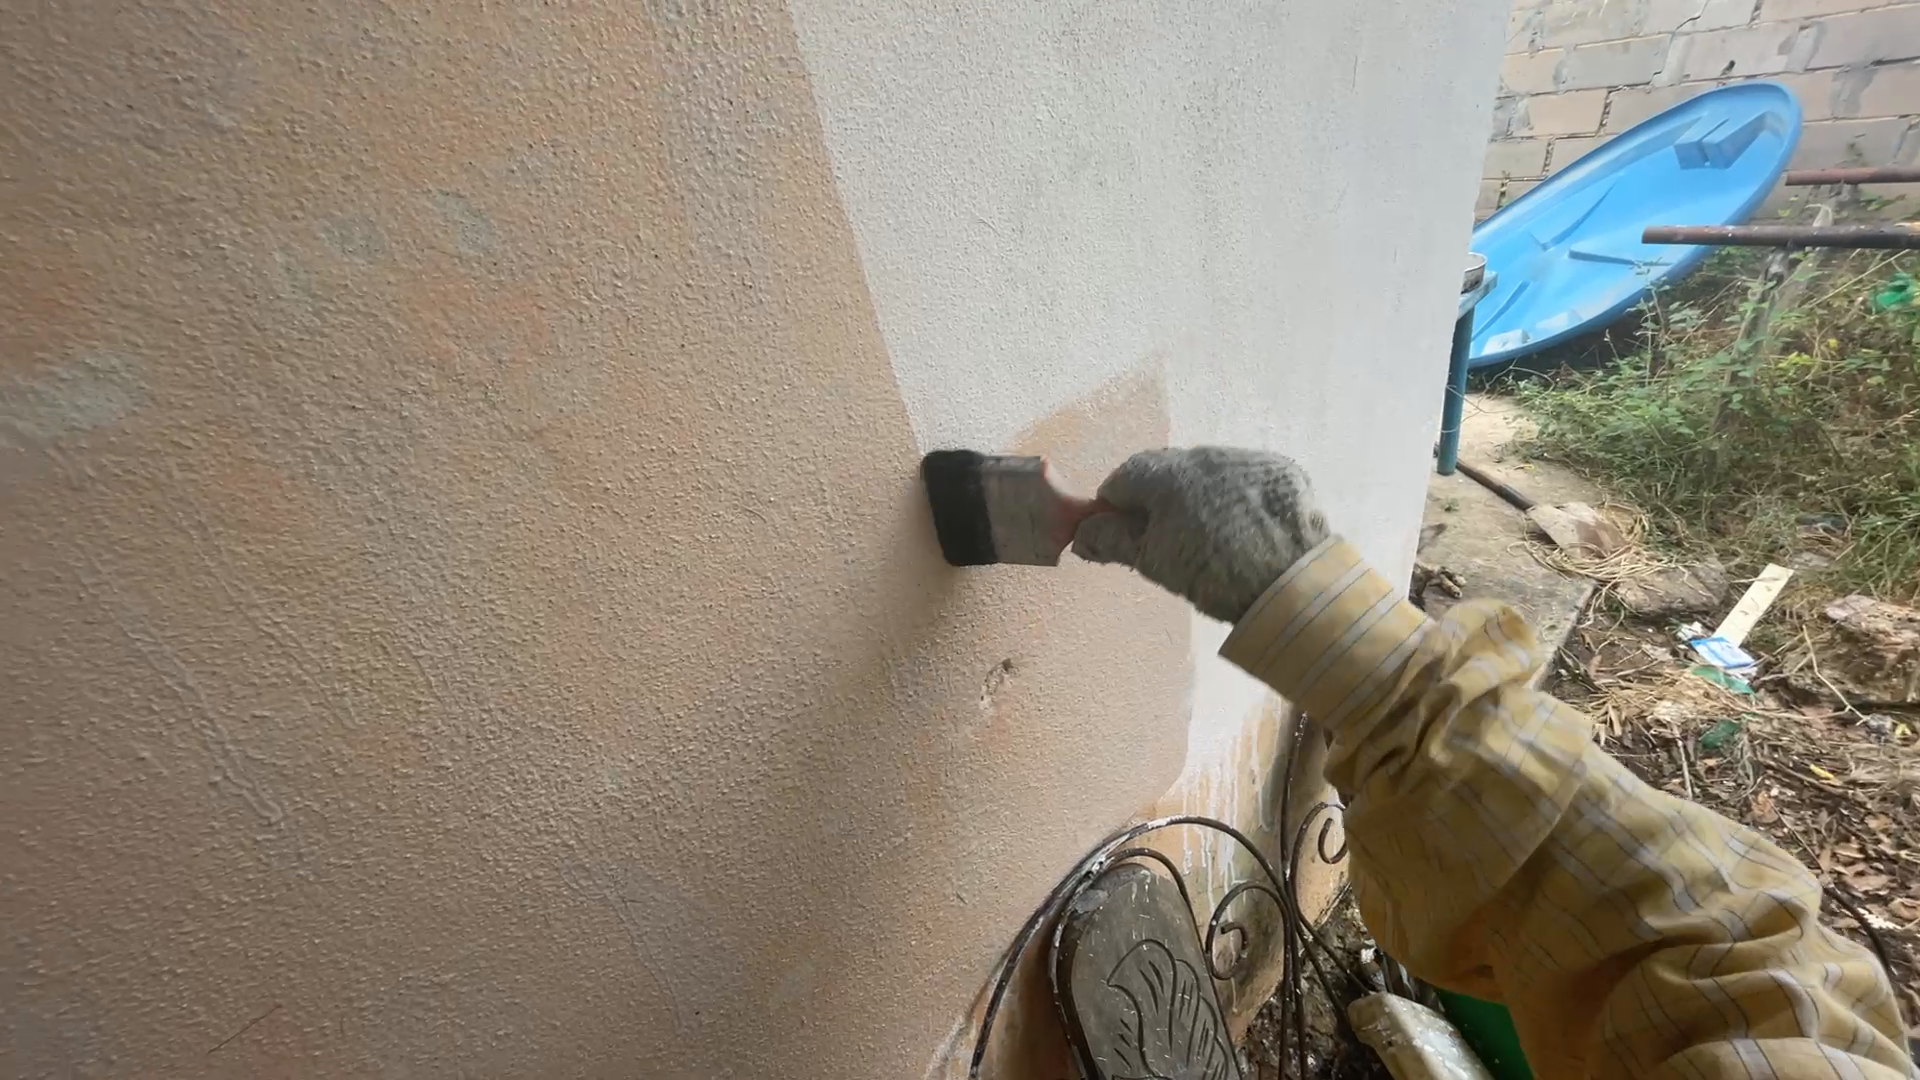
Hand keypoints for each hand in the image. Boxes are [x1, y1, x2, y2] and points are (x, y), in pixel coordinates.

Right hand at [1073, 447, 1329, 622]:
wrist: (1294, 583)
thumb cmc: (1211, 573)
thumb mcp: (1153, 562)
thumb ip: (1111, 540)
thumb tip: (1080, 534)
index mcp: (1165, 474)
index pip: (1121, 480)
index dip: (1114, 509)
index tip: (1123, 535)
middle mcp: (1203, 454)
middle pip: (1162, 472)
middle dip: (1155, 500)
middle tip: (1165, 540)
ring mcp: (1243, 458)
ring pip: (1202, 473)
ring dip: (1194, 496)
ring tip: (1207, 536)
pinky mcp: (1278, 469)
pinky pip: (1239, 477)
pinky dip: (1232, 496)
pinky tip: (1240, 526)